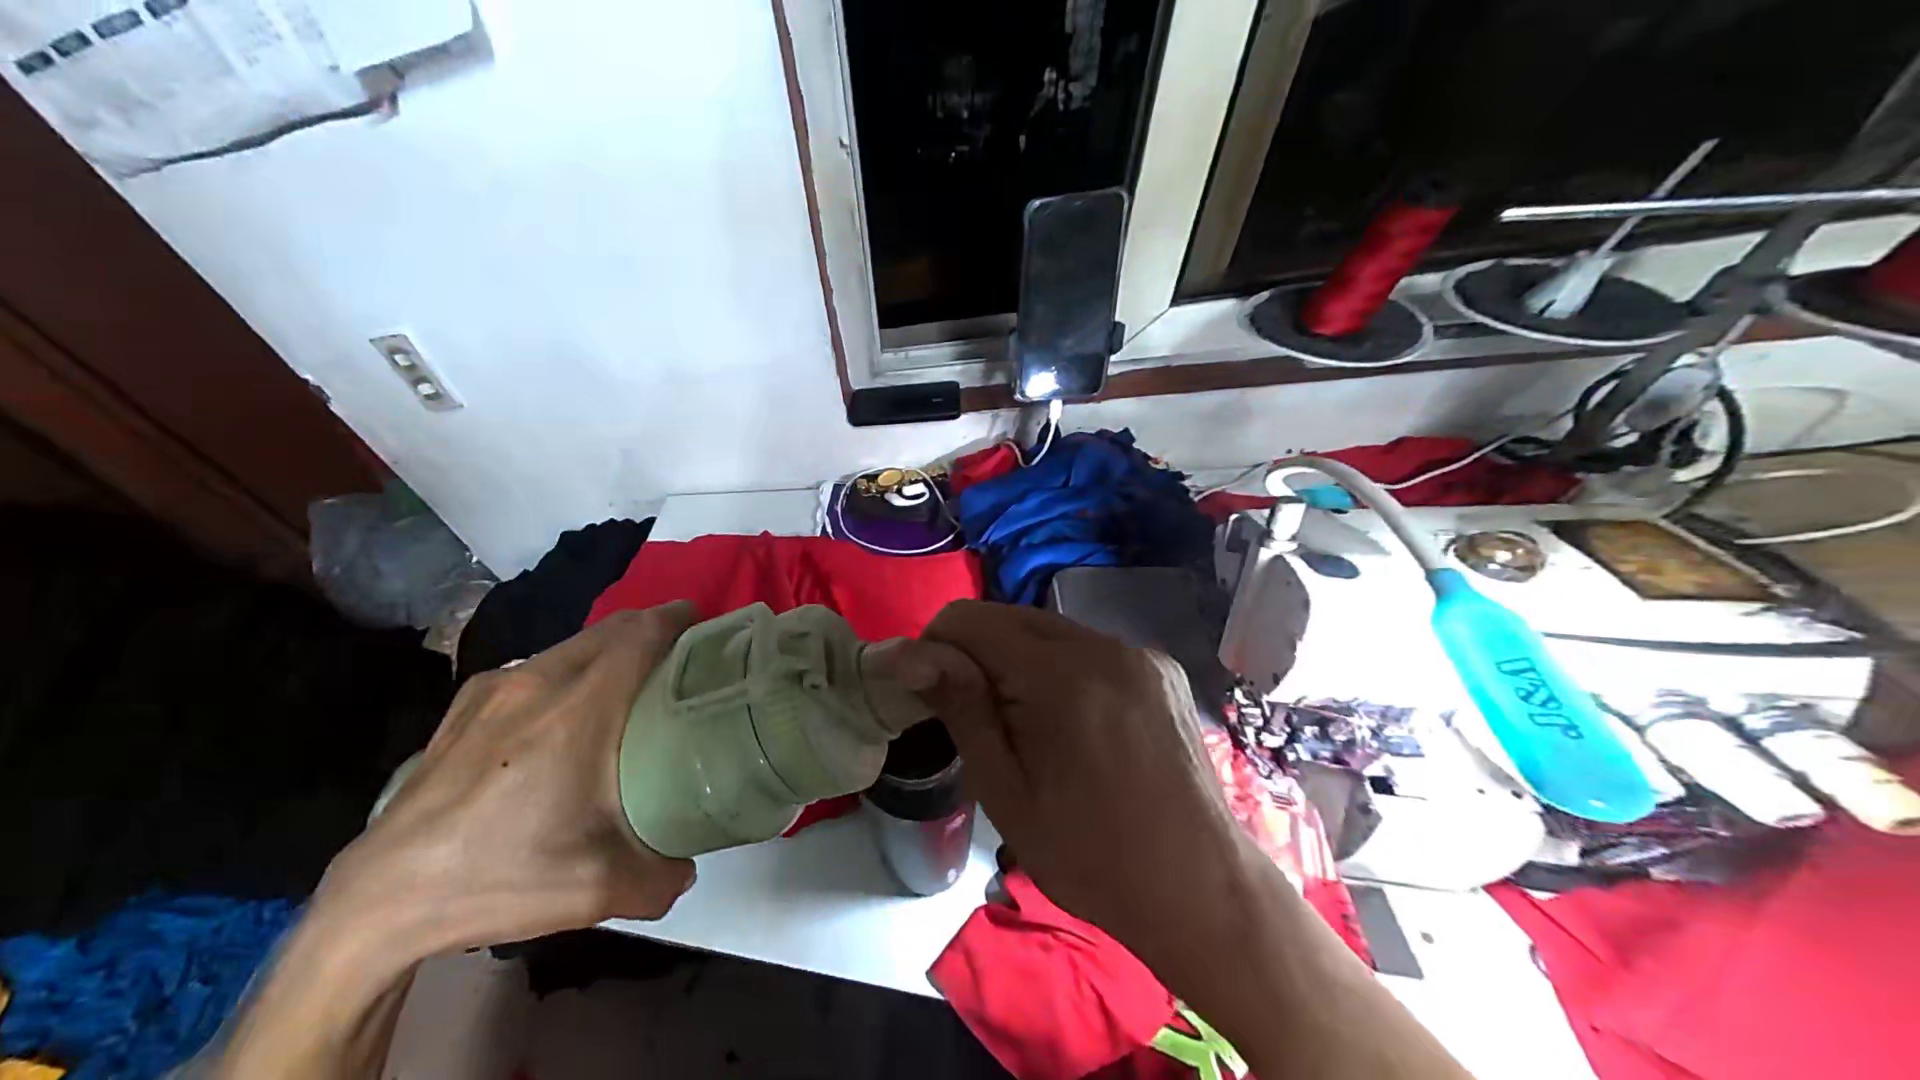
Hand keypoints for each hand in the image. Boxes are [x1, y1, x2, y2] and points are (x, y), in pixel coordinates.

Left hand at [209, 604, 703, 1079]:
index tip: (705, 624)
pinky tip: (564, 710)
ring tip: (629, 681)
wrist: (380, 900)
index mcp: (580, 710)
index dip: (677, 619)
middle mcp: (538, 681)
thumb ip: (663, 874)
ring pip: (570, 645)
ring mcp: (493, 689)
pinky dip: (568, 669)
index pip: (640, 635)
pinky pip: (534, 667)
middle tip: (680, 654)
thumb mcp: (601, 890)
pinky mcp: (463, 706)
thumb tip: (687, 863)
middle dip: (651, 628)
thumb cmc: (501, 878)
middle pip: (609, 629)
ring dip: (608, 649)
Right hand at [889, 601, 1252, 974]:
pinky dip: (1060, 667)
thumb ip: (960, 708)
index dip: (936, 647)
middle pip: (1012, 617)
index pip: (972, 619)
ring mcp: (1140, 654)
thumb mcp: (1006, 791)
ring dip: (1018, 660)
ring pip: (1051, 629)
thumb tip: (905, 654)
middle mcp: (1106, 646)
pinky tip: (1068, 721)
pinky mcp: (1161, 669)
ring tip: (1023, 725)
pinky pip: (1089, 648)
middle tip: (973, 717)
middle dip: (976, 652)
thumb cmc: (1091, 856)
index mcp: (1063, 676)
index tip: (932, 697)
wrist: (1200, 888)